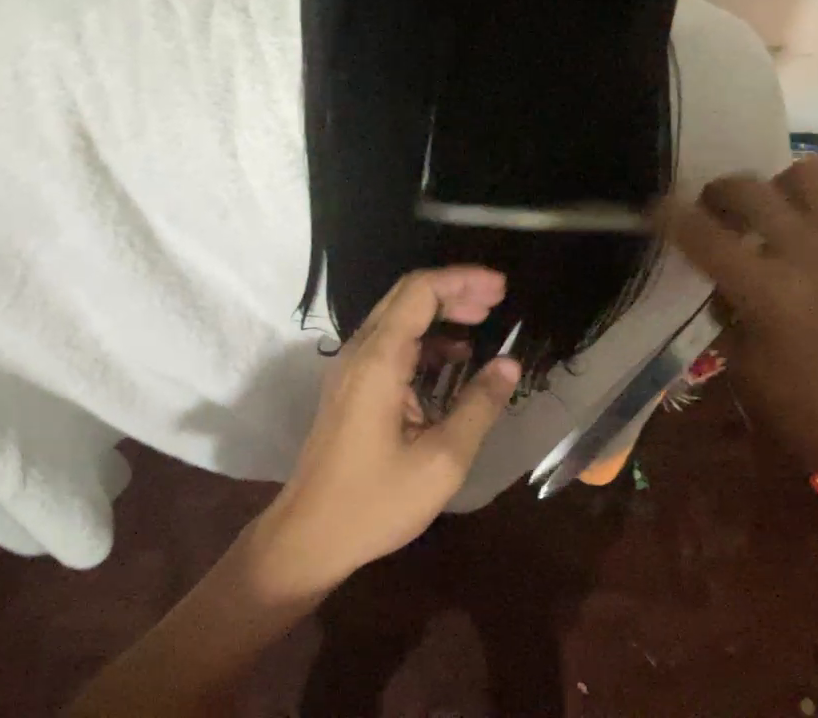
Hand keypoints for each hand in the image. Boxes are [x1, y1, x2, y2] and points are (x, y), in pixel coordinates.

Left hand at [250, 267, 520, 594]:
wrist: (308, 538)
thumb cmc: (375, 503)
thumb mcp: (442, 460)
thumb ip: (479, 405)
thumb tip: (509, 363)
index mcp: (379, 361)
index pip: (419, 291)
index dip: (463, 280)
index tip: (502, 289)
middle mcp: (359, 354)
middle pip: (407, 297)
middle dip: (454, 291)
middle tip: (498, 301)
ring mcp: (350, 371)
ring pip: (397, 319)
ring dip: (439, 315)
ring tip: (482, 325)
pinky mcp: (350, 389)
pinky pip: (389, 346)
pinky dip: (424, 342)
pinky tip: (453, 361)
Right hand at [655, 155, 817, 538]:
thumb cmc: (794, 404)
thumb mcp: (737, 354)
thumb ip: (724, 294)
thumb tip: (715, 253)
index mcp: (772, 295)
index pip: (705, 235)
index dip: (671, 215)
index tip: (658, 206)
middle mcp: (817, 257)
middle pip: (750, 190)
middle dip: (718, 195)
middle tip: (714, 210)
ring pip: (807, 172)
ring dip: (778, 187)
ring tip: (775, 212)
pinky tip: (815, 221)